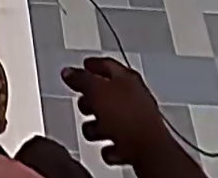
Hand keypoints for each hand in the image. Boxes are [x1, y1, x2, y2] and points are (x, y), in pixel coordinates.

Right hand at [62, 57, 178, 168]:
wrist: (149, 152)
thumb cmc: (129, 118)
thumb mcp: (96, 91)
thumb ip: (81, 79)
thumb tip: (68, 71)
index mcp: (126, 78)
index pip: (106, 64)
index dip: (92, 64)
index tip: (84, 65)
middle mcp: (134, 96)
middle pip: (107, 92)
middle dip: (92, 100)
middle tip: (83, 103)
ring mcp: (138, 120)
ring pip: (111, 119)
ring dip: (99, 126)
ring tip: (93, 130)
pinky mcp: (139, 143)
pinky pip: (119, 142)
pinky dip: (111, 146)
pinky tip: (108, 148)